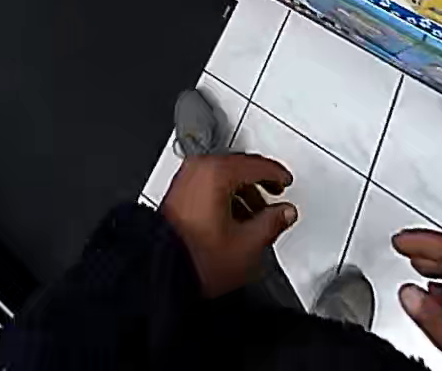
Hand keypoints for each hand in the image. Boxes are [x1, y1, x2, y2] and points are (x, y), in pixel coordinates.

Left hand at [160, 153, 297, 297]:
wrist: (156, 276)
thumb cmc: (193, 259)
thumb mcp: (246, 245)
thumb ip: (272, 223)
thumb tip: (285, 212)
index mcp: (217, 172)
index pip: (256, 164)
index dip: (276, 174)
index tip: (286, 180)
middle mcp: (199, 168)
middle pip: (238, 167)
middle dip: (259, 183)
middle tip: (274, 193)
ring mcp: (185, 179)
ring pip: (222, 176)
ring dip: (242, 191)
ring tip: (255, 214)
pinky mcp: (176, 193)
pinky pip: (208, 184)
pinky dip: (224, 195)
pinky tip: (233, 218)